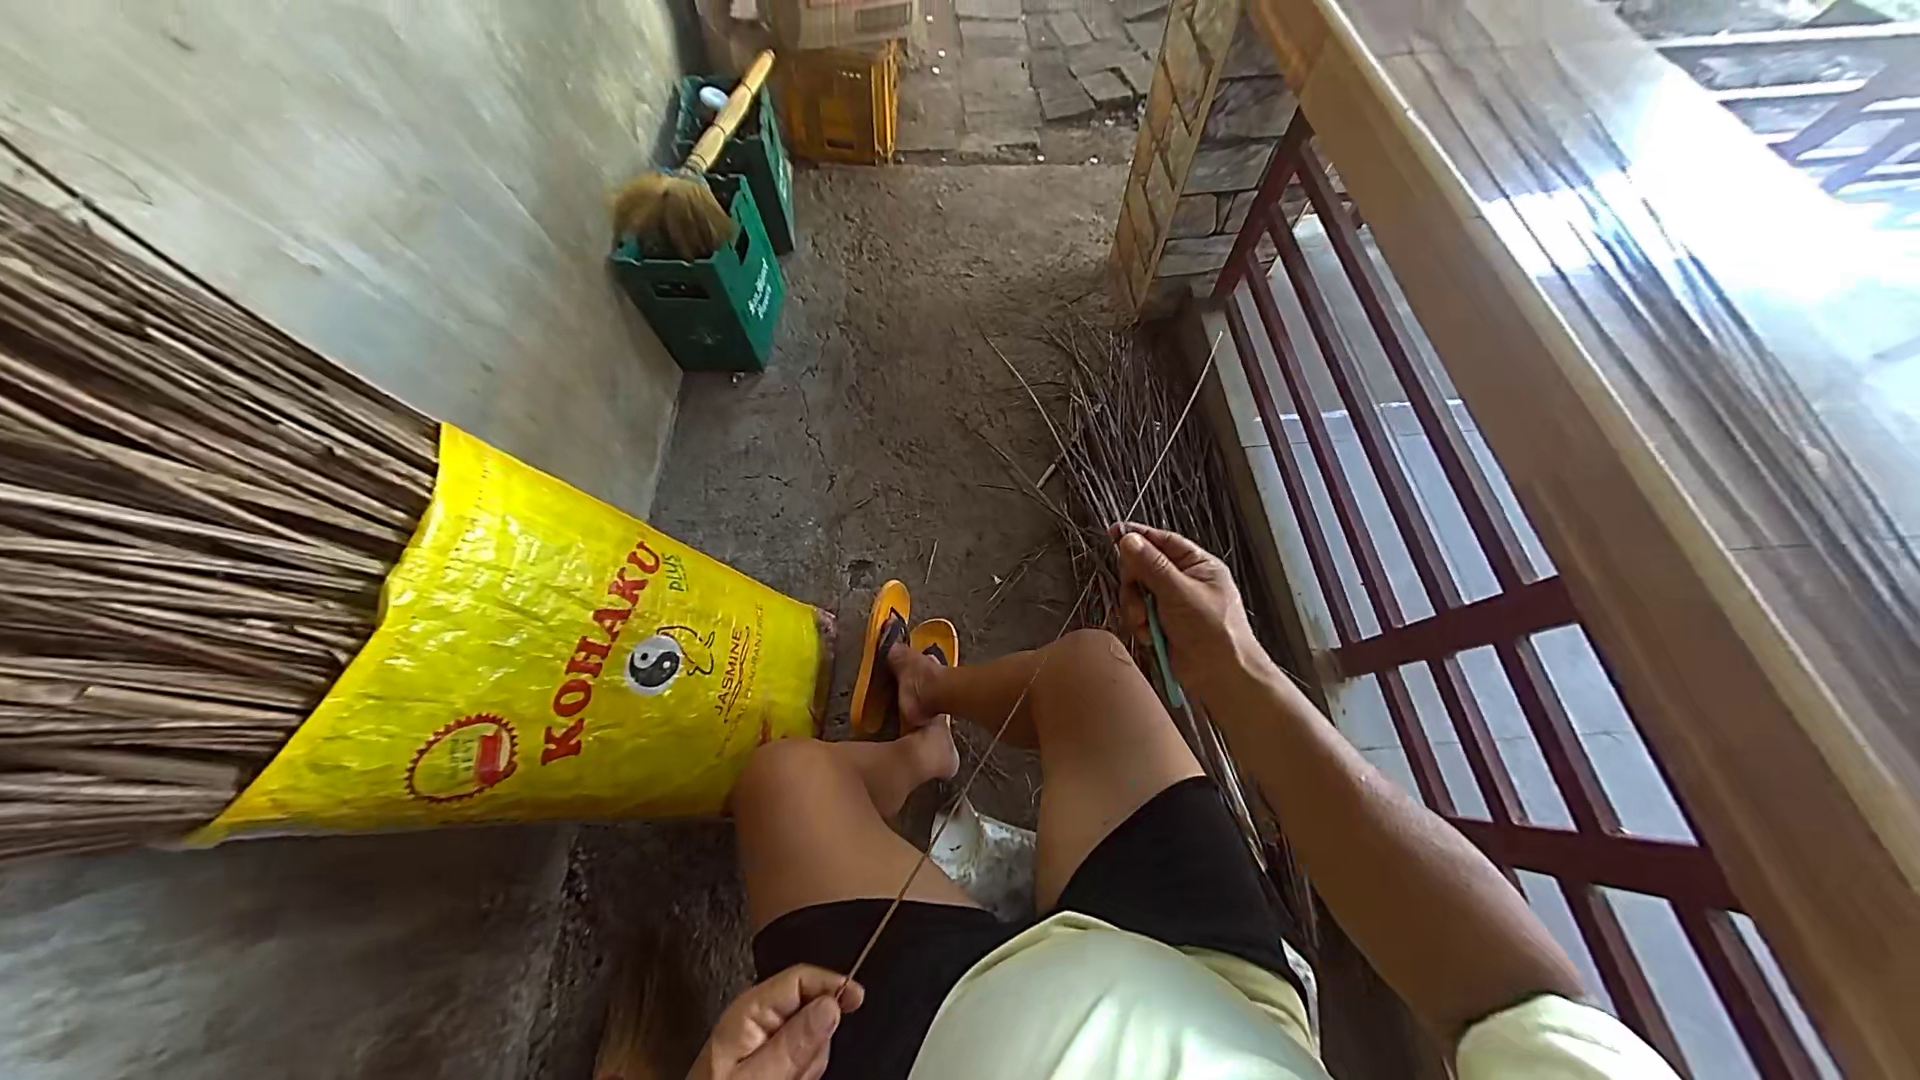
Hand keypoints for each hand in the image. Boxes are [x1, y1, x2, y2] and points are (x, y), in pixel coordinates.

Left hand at [689, 965, 864, 1079]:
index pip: (801, 977)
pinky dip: (804, 1071)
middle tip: (799, 1073)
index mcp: (749, 1011)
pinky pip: (804, 1055)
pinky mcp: (769, 1059)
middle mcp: (757, 1018)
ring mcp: (763, 1040)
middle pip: (811, 1004)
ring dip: (810, 1061)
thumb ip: (791, 1046)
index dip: (832, 983)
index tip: (857, 998)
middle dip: (817, 1039)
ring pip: (812, 1033)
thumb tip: (830, 1005)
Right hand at [1111, 522, 1269, 697]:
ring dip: (1136, 608)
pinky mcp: (1162, 623)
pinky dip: (1139, 625)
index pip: (1162, 541)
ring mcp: (1172, 603)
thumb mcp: (1181, 593)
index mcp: (1197, 565)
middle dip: (1135, 584)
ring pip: (1136, 593)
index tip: (1115, 533)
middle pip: (1142, 567)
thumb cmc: (1215, 632)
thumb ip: (1152, 566)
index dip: (1138, 537)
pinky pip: (1137, 614)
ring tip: (1147, 623)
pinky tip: (1151, 635)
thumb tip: (1129, 540)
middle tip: (1140, 597)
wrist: (1221, 676)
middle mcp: (1184, 581)